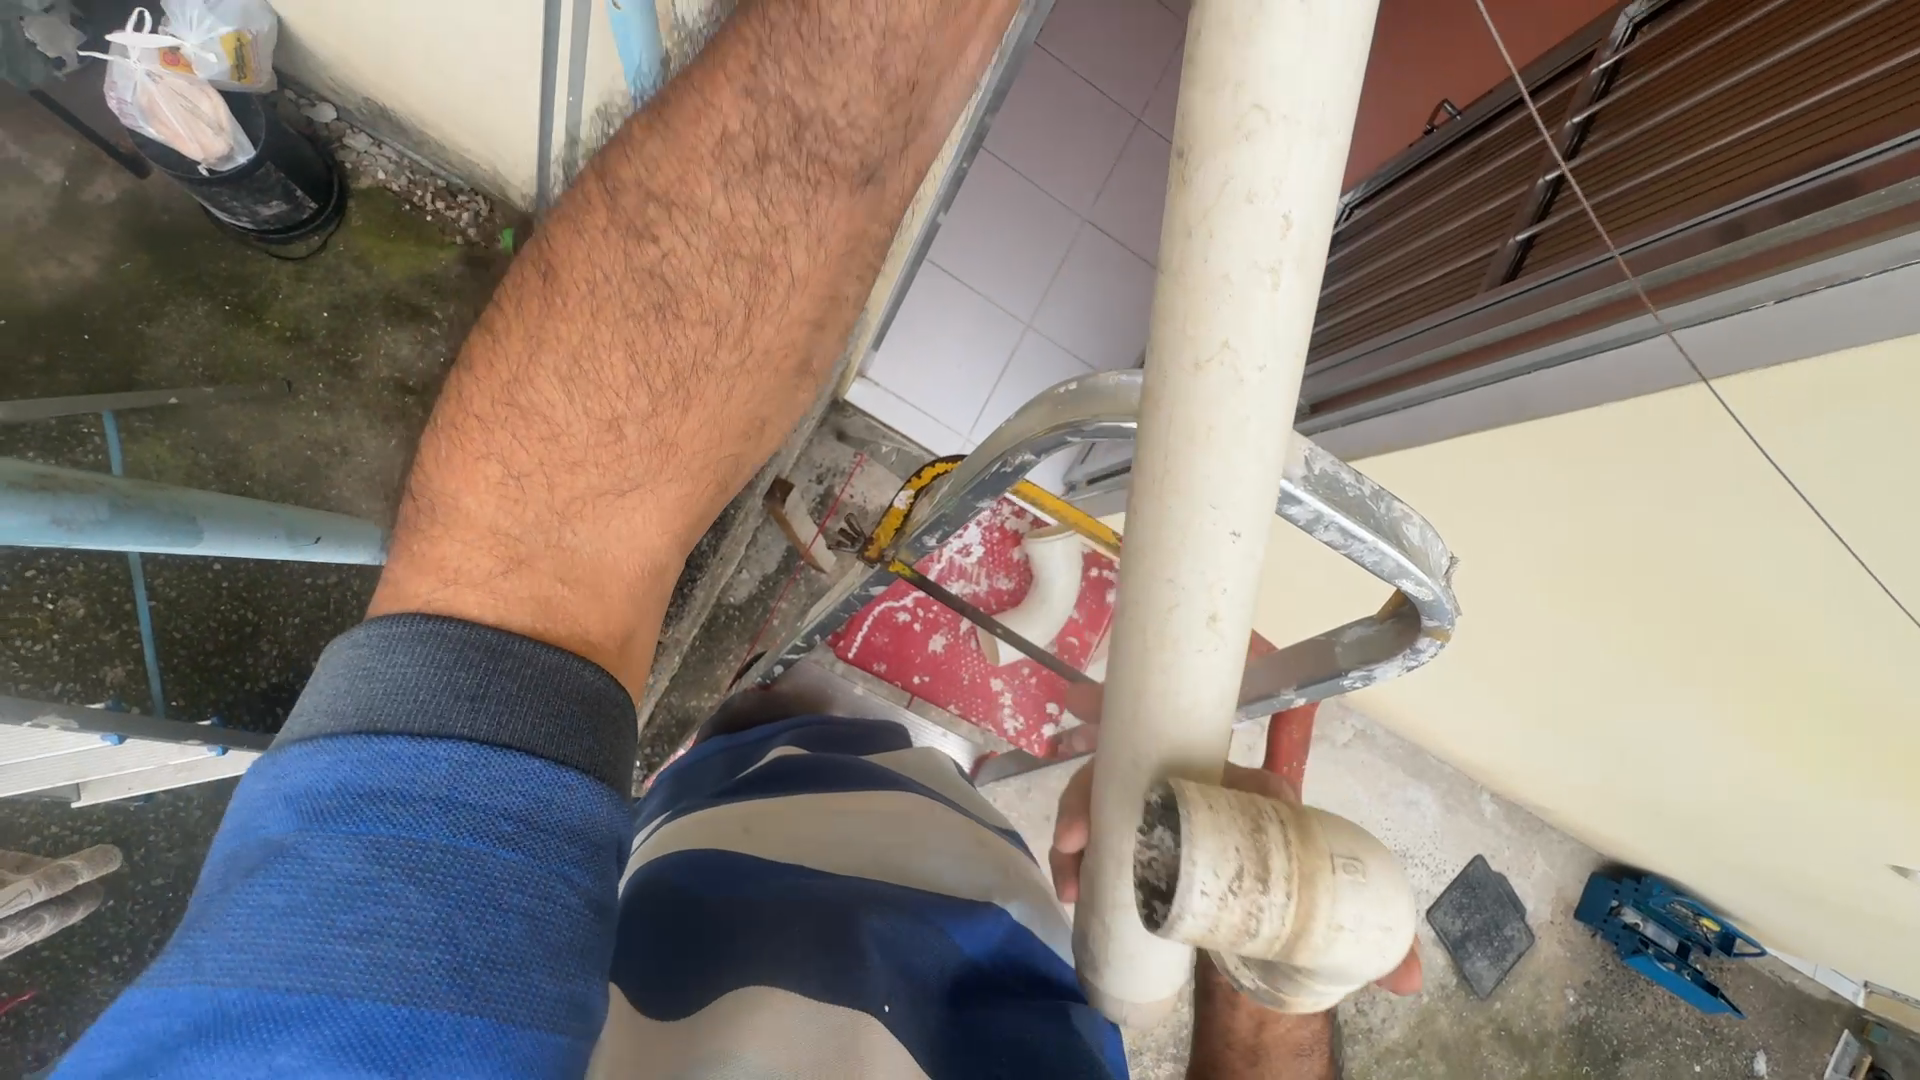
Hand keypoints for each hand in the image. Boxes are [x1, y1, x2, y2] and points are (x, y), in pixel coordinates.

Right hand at [1048, 684, 1422, 998]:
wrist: (1265, 940)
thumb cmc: (1295, 903)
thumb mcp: (1323, 907)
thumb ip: (1362, 934)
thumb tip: (1406, 979)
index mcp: (1232, 784)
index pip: (1182, 730)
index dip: (1131, 708)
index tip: (1087, 703)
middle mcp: (1186, 787)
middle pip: (1125, 764)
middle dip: (1088, 788)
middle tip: (1072, 835)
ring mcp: (1154, 814)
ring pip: (1101, 796)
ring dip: (1073, 824)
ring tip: (1070, 875)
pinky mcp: (1134, 845)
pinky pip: (1094, 832)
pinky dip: (1074, 850)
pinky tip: (1070, 881)